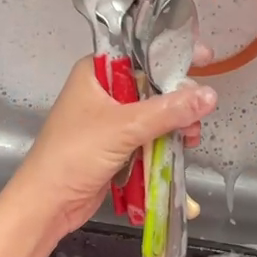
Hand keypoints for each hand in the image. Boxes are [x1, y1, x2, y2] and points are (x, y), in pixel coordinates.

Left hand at [6, 57, 217, 244]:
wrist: (46, 206)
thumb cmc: (74, 155)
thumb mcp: (125, 127)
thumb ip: (169, 111)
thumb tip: (210, 96)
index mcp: (97, 72)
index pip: (141, 51)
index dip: (173, 53)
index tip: (205, 56)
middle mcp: (104, 90)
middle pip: (153, 83)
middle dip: (179, 96)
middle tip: (201, 107)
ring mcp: (110, 118)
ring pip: (154, 111)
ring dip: (176, 121)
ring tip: (192, 135)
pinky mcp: (116, 143)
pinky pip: (149, 133)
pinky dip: (166, 138)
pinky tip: (183, 145)